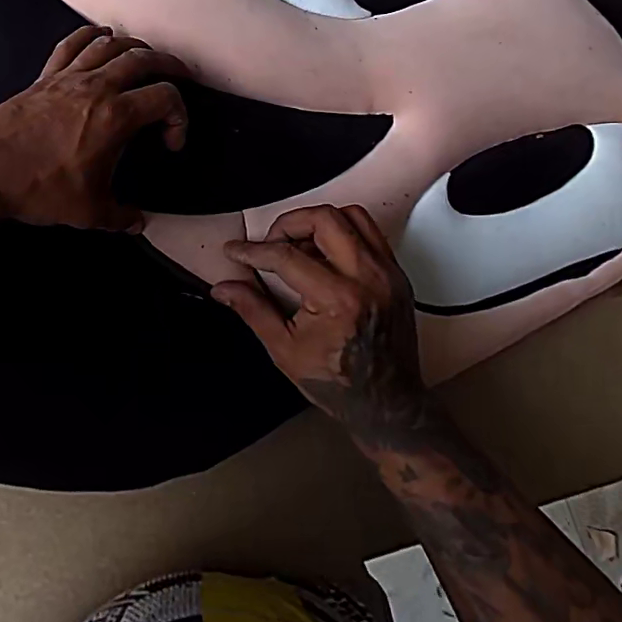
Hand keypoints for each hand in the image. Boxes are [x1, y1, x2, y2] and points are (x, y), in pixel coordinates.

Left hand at [0, 25, 189, 231]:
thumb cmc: (34, 187)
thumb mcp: (88, 212)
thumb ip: (120, 217)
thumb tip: (134, 221)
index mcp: (114, 117)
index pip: (165, 98)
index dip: (180, 117)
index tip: (170, 139)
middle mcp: (94, 89)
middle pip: (144, 58)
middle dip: (170, 65)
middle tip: (180, 75)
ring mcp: (68, 78)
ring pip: (111, 44)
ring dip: (136, 46)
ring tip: (147, 56)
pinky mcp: (45, 78)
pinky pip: (72, 44)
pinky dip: (91, 36)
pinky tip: (100, 37)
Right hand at [212, 205, 441, 445]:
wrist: (386, 405)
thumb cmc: (340, 383)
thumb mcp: (284, 349)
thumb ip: (252, 310)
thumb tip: (225, 289)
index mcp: (338, 300)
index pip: (286, 255)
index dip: (253, 250)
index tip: (237, 251)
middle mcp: (368, 280)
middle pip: (323, 219)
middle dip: (287, 224)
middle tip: (270, 242)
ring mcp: (387, 275)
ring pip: (351, 216)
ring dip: (318, 223)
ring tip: (298, 245)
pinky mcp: (396, 275)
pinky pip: (369, 233)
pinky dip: (342, 233)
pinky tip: (323, 254)